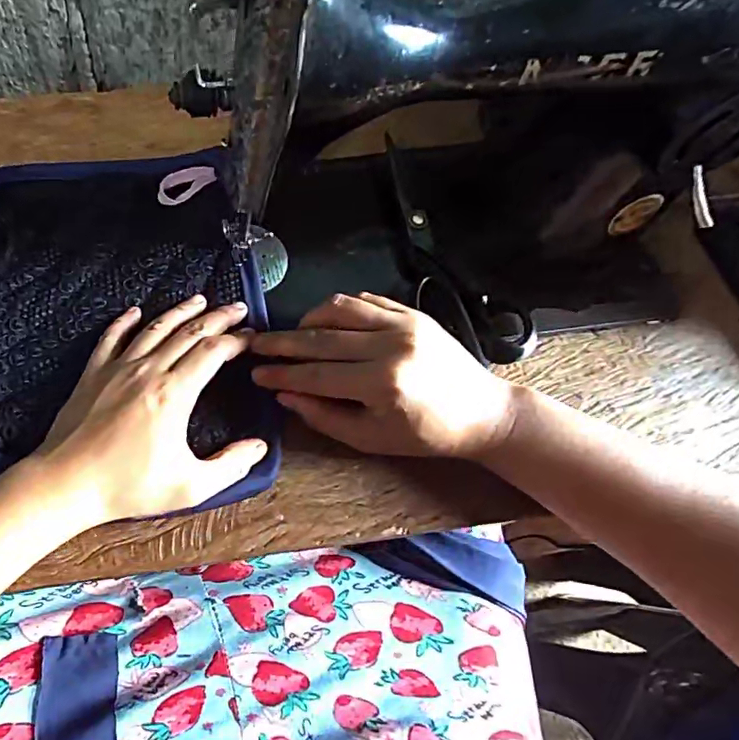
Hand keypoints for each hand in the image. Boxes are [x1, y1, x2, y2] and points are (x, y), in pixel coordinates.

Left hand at [29, 296, 269, 523]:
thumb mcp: (190, 486)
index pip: (212, 352)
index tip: (250, 337)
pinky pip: (112, 338)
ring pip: (154, 329)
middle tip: (236, 308)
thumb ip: (230, 466)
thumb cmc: (127, 487)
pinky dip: (125, 321)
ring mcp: (117, 369)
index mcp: (174, 394)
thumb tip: (258, 447)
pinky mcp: (92, 375)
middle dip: (217, 318)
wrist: (67, 482)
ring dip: (179, 312)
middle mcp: (147, 372)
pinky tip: (134, 312)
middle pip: (188, 333)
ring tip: (198, 300)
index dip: (235, 340)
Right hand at [249, 292, 522, 459]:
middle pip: (320, 338)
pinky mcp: (412, 312)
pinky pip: (363, 301)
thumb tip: (284, 395)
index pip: (315, 374)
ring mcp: (404, 323)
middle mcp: (391, 345)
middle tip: (255, 344)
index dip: (281, 374)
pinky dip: (338, 309)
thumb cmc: (425, 434)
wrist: (483, 412)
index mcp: (382, 383)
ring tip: (293, 334)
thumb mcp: (370, 438)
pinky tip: (326, 324)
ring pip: (338, 308)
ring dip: (308, 320)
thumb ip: (323, 416)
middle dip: (282, 342)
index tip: (255, 373)